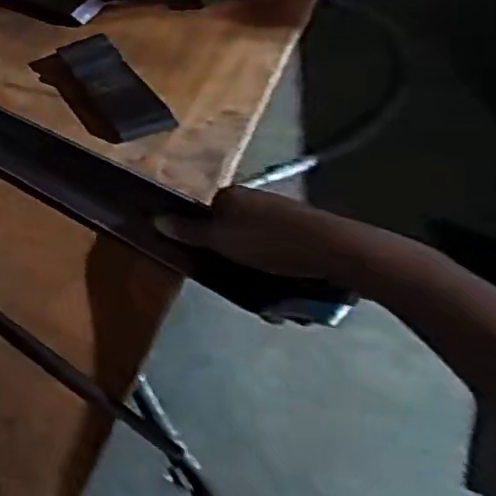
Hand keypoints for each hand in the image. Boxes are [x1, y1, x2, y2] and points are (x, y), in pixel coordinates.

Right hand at [155, 186, 367, 281]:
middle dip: (235, 257)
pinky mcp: (312, 233)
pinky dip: (286, 272)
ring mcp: (286, 215)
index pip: (205, 211)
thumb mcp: (220, 241)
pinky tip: (291, 294)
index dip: (202, 234)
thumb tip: (155, 218)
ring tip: (270, 299)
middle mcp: (256, 200)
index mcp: (232, 196)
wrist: (340, 251)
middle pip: (234, 229)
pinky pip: (288, 254)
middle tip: (237, 283)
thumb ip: (188, 232)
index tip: (204, 258)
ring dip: (262, 271)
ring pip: (262, 245)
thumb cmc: (270, 242)